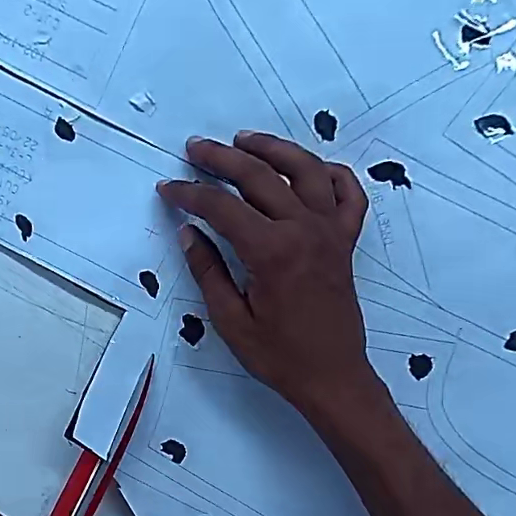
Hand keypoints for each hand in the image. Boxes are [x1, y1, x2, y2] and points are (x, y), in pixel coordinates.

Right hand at [158, 132, 387, 418]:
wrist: (332, 375)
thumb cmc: (278, 355)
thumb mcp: (230, 320)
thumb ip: (208, 271)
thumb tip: (189, 233)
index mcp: (271, 252)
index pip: (222, 207)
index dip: (190, 194)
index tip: (168, 189)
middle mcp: (304, 231)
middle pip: (260, 177)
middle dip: (222, 158)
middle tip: (196, 149)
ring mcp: (330, 232)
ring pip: (305, 171)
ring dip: (273, 150)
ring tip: (245, 140)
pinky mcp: (345, 241)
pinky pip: (346, 194)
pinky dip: (330, 174)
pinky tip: (309, 169)